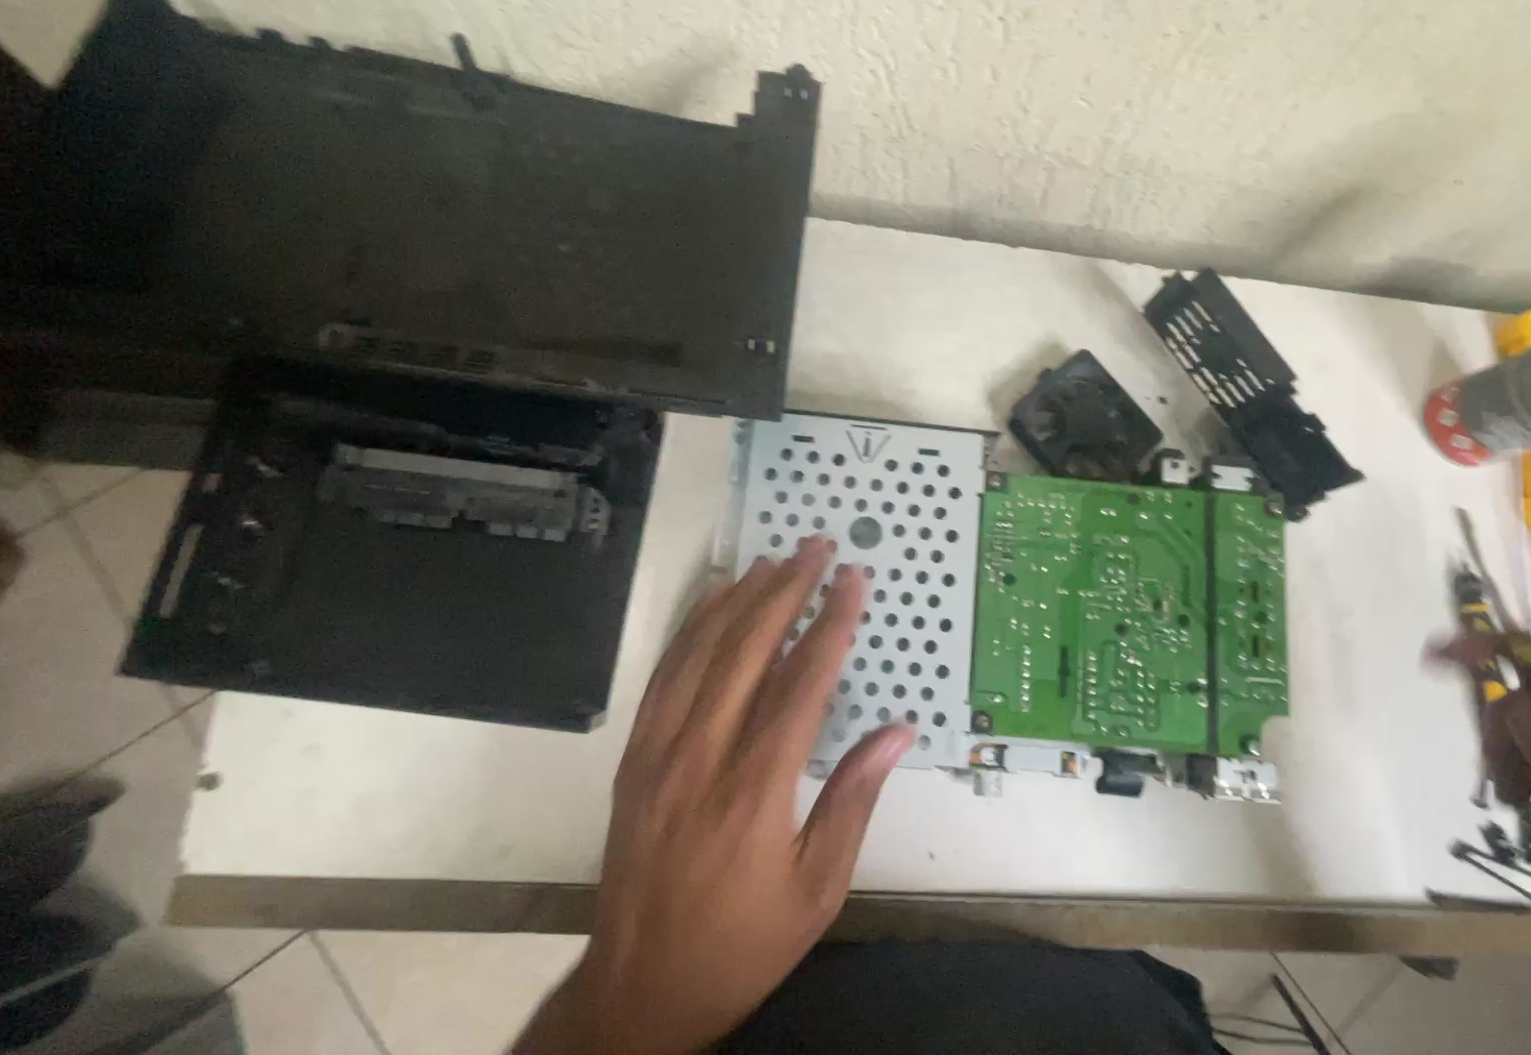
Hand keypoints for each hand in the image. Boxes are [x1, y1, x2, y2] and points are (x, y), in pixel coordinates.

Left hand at [515, 537, 913, 1054]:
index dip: (831, 625)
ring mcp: (659, 751)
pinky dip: (690, 630)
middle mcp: (702, 757)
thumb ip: (854, 801)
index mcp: (756, 791)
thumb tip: (897, 730)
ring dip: (739, 599)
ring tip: (773, 561)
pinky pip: (663, 676)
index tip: (852, 581)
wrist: (643, 982)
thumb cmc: (744, 941)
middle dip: (787, 591)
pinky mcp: (634, 756)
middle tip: (817, 548)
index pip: (802, 685)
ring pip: (700, 653)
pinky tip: (711, 602)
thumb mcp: (818, 888)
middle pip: (748, 651)